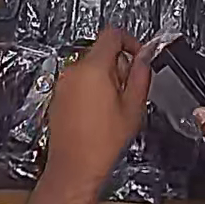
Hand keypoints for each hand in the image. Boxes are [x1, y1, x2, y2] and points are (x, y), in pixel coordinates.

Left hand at [39, 27, 151, 201]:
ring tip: (114, 105)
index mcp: (94, 68)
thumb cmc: (103, 142)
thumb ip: (142, 73)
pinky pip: (79, 80)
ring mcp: (63, 83)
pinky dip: (91, 88)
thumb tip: (146, 54)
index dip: (130, 42)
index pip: (113, 34)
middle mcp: (74, 70)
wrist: (74, 169)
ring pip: (91, 66)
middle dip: (119, 64)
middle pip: (102, 50)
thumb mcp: (134, 105)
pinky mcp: (58, 96)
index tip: (138, 58)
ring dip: (106, 77)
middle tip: (128, 89)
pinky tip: (99, 112)